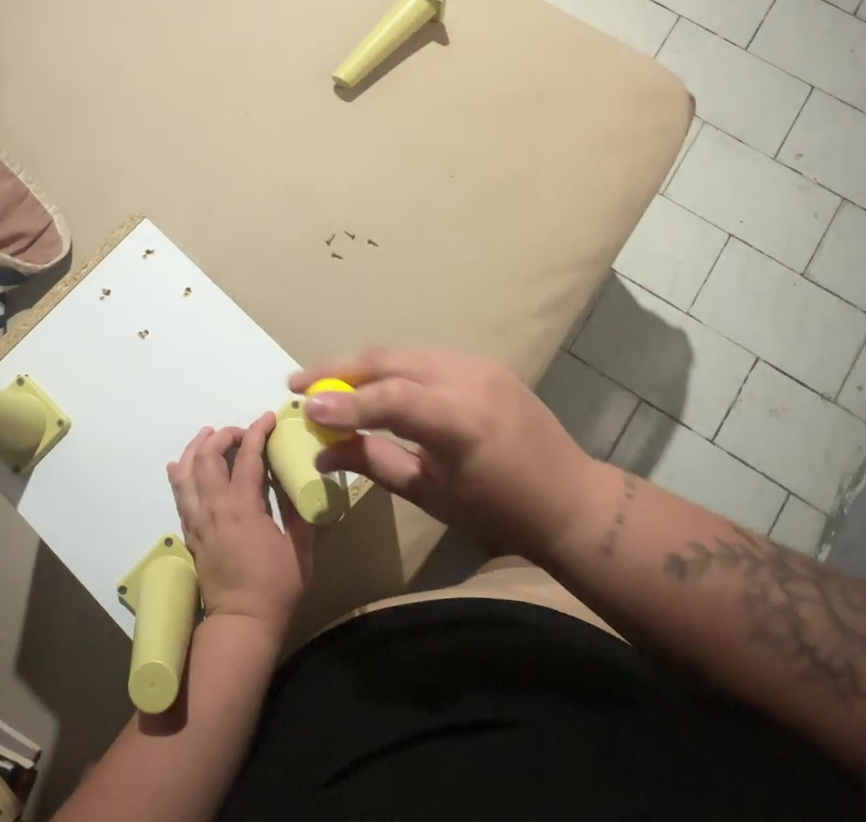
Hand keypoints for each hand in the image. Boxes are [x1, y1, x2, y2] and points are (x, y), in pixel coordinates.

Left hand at [166, 412, 314, 639]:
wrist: (243, 621)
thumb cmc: (276, 587)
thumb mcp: (300, 547)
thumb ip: (297, 510)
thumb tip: (298, 481)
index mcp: (243, 508)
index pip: (247, 457)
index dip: (257, 432)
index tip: (268, 417)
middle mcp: (214, 508)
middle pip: (208, 457)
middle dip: (224, 435)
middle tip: (243, 432)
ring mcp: (198, 520)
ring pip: (187, 473)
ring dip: (197, 448)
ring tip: (209, 435)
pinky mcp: (190, 533)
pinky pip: (179, 495)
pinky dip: (180, 474)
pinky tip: (182, 464)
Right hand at [291, 348, 596, 557]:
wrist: (567, 497)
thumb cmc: (498, 511)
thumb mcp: (431, 493)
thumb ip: (375, 463)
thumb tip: (322, 452)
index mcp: (459, 420)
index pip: (388, 397)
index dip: (341, 401)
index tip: (301, 406)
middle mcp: (468, 379)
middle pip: (389, 360)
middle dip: (339, 369)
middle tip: (298, 383)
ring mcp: (478, 365)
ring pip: (405, 353)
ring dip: (362, 365)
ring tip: (325, 383)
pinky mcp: (483, 364)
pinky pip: (426, 357)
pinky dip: (392, 368)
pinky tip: (371, 384)